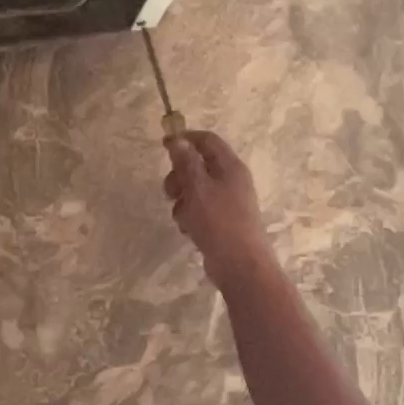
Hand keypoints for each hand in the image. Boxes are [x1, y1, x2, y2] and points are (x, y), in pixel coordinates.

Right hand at [163, 130, 276, 287]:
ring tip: (183, 217)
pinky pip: (198, 209)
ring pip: (194, 190)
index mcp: (230, 167)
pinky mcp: (221, 220)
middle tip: (171, 192)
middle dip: (179, 177)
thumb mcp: (198, 188)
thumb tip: (178, 139)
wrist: (240, 265)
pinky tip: (189, 229)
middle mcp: (230, 180)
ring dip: (182, 200)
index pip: (207, 140)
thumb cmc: (219, 222)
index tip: (163, 145)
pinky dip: (189, 216)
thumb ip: (186, 163)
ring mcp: (227, 201)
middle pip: (197, 165)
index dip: (185, 139)